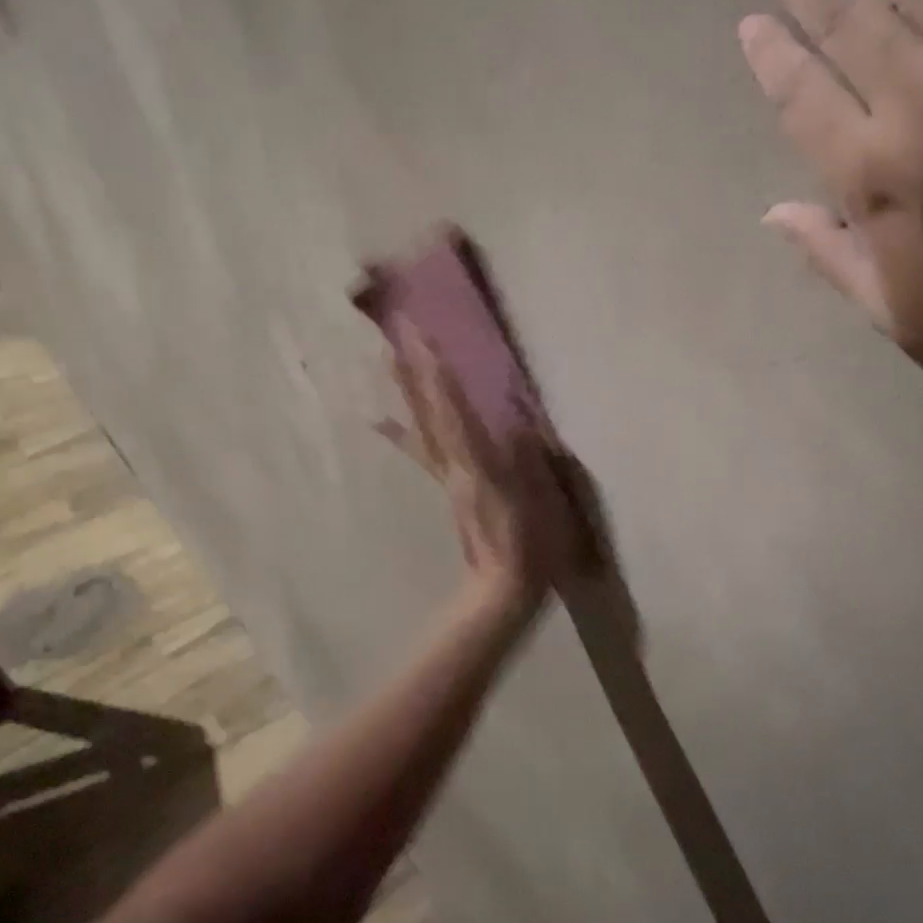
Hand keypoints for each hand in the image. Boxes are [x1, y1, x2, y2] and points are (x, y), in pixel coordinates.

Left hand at [378, 326, 579, 605]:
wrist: (503, 592)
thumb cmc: (531, 546)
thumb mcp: (541, 500)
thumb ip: (529, 459)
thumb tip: (517, 419)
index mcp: (479, 462)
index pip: (455, 407)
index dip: (439, 370)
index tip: (423, 334)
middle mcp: (456, 463)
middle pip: (430, 409)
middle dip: (415, 369)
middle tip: (396, 331)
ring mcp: (449, 475)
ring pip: (422, 424)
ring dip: (406, 390)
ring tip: (386, 358)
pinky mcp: (451, 486)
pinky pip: (422, 450)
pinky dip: (400, 430)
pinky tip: (381, 418)